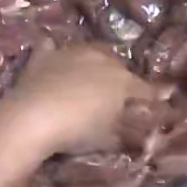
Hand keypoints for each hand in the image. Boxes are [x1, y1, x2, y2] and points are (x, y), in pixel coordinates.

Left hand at [0, 43, 154, 159]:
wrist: (34, 118)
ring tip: (87, 77)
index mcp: (122, 80)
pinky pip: (51, 47)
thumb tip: (137, 138)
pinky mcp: (43, 57)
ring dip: (91, 63)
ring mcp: (70, 53)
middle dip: (119, 78)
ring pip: (87, 51)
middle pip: (116, 65)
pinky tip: (52, 57)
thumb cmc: (77, 131)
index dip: (149, 98)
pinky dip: (54, 52)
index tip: (153, 105)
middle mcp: (99, 59)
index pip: (143, 89)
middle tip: (115, 95)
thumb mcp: (106, 138)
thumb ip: (124, 134)